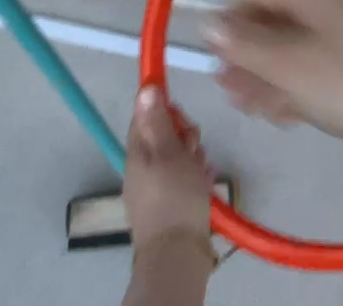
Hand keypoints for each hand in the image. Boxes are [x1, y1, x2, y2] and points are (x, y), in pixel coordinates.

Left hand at [123, 86, 212, 250]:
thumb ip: (159, 122)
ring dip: (193, 155)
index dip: (164, 109)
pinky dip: (195, 175)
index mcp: (137, 154)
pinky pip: (183, 178)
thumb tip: (145, 88)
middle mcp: (142, 169)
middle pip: (164, 136)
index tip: (181, 117)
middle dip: (185, 135)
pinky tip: (205, 181)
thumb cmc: (174, 197)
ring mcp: (155, 188)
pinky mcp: (170, 204)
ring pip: (177, 156)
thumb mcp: (169, 153)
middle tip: (194, 145)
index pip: (145, 117)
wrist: (177, 254)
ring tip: (202, 167)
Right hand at [208, 0, 342, 148]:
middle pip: (280, 20)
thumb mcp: (288, 66)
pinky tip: (287, 112)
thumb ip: (244, 44)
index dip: (232, 19)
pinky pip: (324, 63)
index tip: (211, 53)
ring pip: (301, 46)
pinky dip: (301, 82)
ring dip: (271, 74)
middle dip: (250, 54)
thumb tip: (209, 21)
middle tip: (229, 90)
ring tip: (252, 108)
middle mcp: (337, 1)